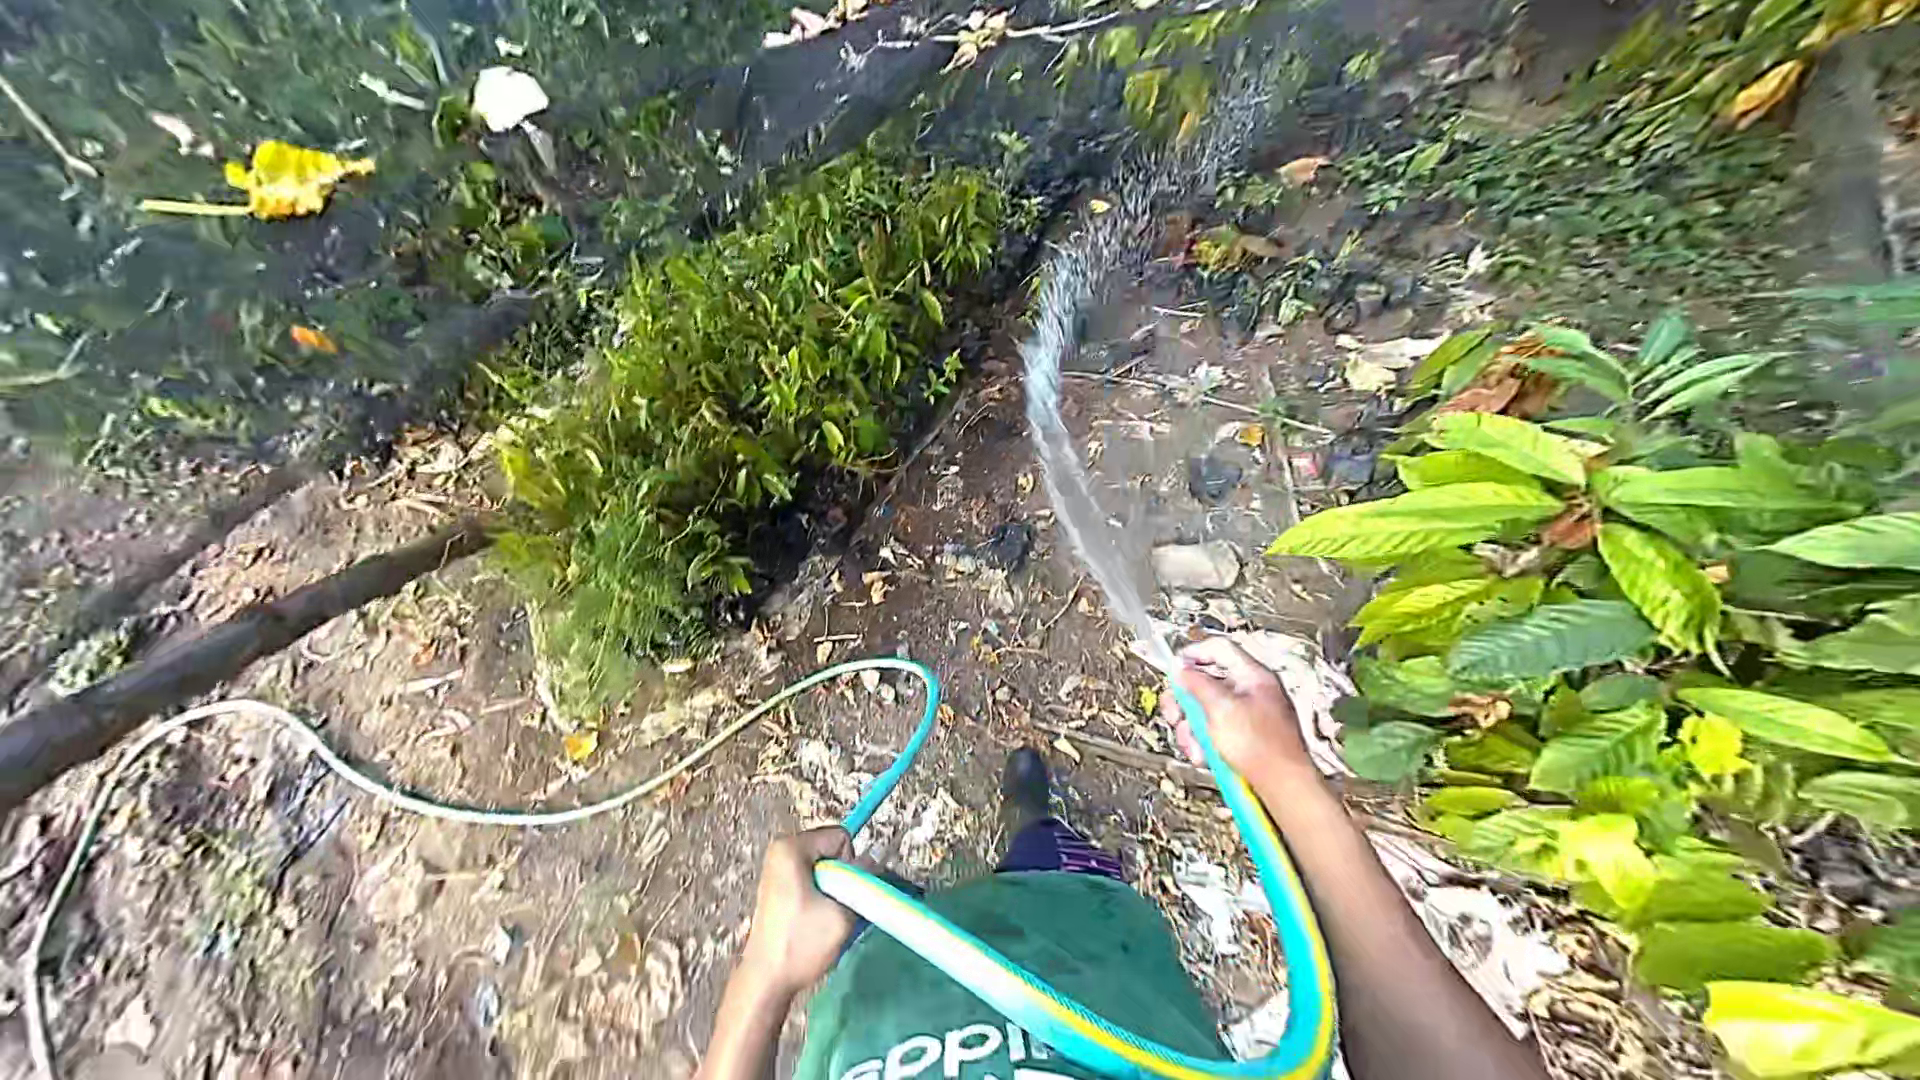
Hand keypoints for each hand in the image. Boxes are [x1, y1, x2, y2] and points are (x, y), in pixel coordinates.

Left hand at [740, 826, 856, 995]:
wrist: (765, 982)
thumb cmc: (801, 945)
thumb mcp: (842, 913)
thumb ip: (864, 880)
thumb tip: (876, 859)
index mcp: (791, 847)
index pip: (841, 837)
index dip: (848, 866)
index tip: (836, 895)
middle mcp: (781, 848)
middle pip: (832, 849)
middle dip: (839, 876)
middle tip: (829, 908)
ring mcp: (776, 866)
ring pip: (825, 865)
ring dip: (831, 887)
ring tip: (819, 916)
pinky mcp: (777, 883)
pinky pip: (812, 875)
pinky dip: (819, 893)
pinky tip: (810, 919)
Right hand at [1160, 636, 1311, 785]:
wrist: (1284, 789)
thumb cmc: (1262, 749)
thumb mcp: (1220, 709)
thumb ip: (1197, 684)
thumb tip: (1180, 667)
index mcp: (1253, 677)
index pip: (1219, 648)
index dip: (1193, 653)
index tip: (1174, 668)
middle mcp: (1252, 692)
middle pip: (1206, 682)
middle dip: (1186, 702)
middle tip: (1176, 715)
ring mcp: (1249, 714)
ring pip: (1205, 709)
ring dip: (1191, 727)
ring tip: (1192, 745)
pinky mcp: (1244, 735)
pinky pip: (1214, 729)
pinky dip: (1203, 741)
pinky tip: (1202, 754)